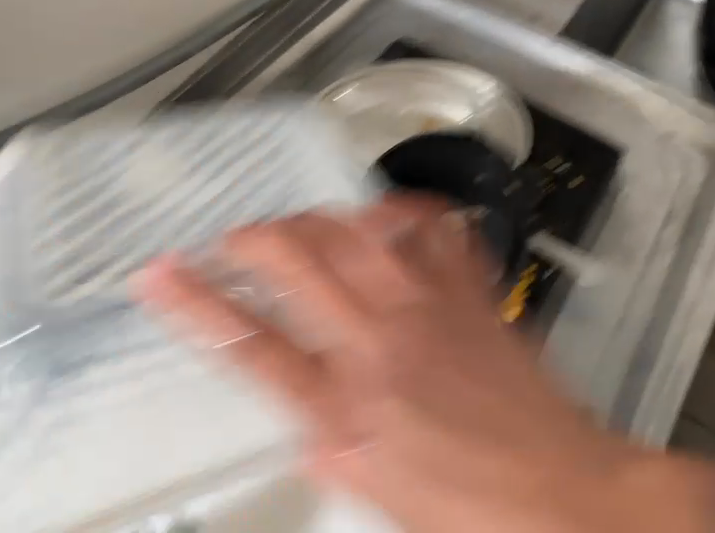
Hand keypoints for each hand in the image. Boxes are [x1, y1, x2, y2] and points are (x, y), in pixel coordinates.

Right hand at [132, 194, 675, 532]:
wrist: (556, 487)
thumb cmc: (470, 503)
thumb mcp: (376, 488)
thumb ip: (334, 443)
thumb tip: (313, 421)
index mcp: (346, 403)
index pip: (251, 343)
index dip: (194, 303)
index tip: (158, 273)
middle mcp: (382, 340)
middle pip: (301, 263)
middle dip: (255, 239)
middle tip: (233, 237)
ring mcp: (432, 305)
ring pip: (361, 233)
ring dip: (322, 218)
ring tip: (302, 222)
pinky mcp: (473, 290)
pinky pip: (439, 229)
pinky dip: (409, 211)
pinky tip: (391, 212)